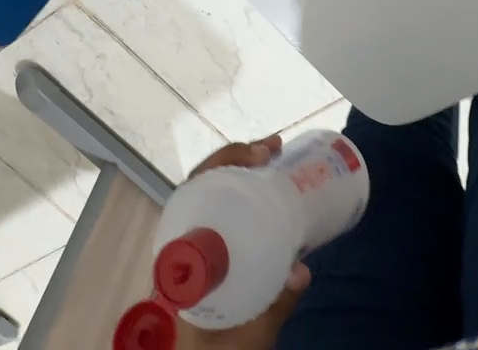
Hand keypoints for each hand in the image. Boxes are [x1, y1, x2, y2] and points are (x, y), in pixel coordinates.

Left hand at [176, 136, 311, 349]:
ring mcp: (187, 252)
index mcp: (174, 258)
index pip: (190, 193)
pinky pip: (216, 216)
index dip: (221, 164)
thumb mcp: (244, 340)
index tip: (259, 157)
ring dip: (238, 172)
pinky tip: (264, 190)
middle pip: (200, 187)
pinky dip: (239, 195)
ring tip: (272, 155)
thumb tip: (303, 270)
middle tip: (273, 148)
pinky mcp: (202, 261)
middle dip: (236, 159)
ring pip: (208, 198)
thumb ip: (272, 307)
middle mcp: (176, 246)